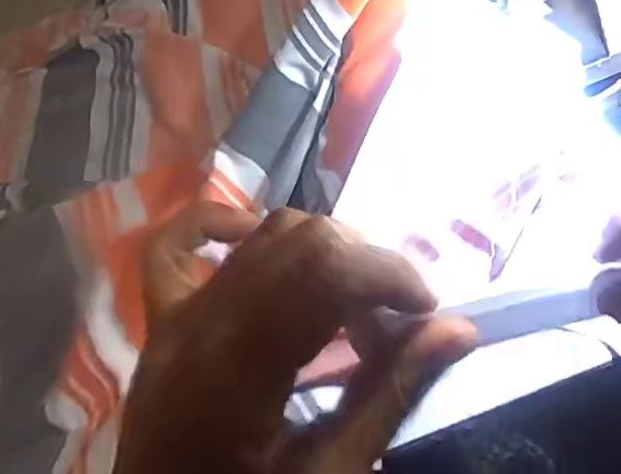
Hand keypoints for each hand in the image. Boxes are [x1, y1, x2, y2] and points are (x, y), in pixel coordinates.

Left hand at [117, 203, 476, 472]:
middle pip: (303, 244)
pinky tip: (258, 236)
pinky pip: (177, 243)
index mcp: (237, 366)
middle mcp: (203, 321)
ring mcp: (175, 314)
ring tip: (352, 308)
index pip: (324, 271)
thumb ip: (391, 395)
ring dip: (325, 254)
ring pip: (266, 235)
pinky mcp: (161, 317)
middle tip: (394, 327)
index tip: (428, 311)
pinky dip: (224, 225)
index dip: (387, 273)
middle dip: (366, 268)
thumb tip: (458, 330)